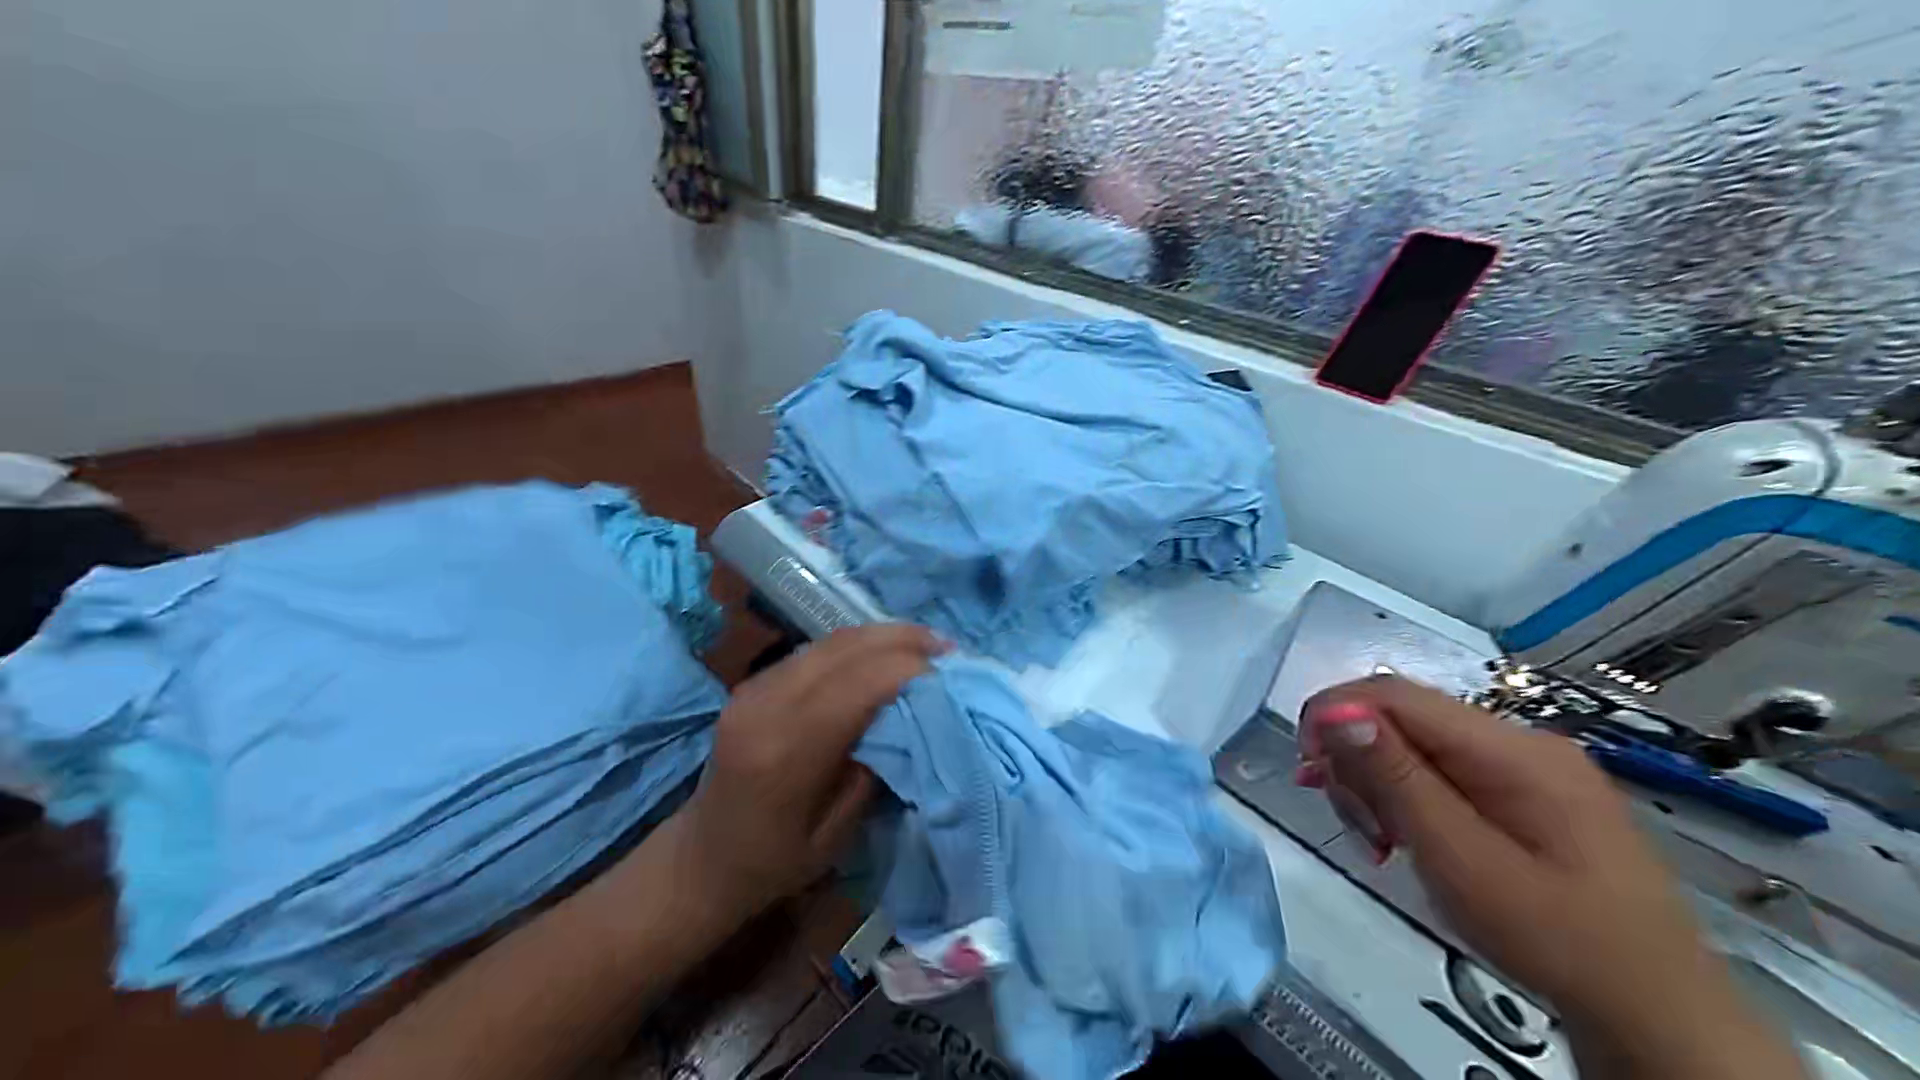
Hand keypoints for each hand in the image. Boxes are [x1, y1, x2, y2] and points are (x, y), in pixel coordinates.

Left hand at [670, 625, 945, 919]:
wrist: (700, 858)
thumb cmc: (774, 862)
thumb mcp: (839, 832)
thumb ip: (877, 766)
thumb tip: (916, 715)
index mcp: (788, 749)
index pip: (860, 683)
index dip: (910, 668)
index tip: (949, 673)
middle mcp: (767, 704)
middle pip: (845, 647)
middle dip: (903, 640)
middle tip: (947, 648)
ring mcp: (755, 687)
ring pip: (830, 640)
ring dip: (882, 636)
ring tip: (924, 646)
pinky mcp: (753, 682)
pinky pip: (815, 650)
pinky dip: (857, 646)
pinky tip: (882, 655)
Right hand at [1296, 677, 1749, 1050]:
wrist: (1656, 1016)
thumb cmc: (1555, 939)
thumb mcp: (1461, 862)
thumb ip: (1396, 780)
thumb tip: (1334, 711)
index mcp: (1512, 750)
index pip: (1395, 695)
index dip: (1335, 715)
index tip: (1307, 769)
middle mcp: (1519, 742)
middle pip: (1402, 719)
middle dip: (1357, 760)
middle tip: (1353, 824)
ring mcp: (1525, 768)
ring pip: (1414, 746)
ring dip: (1378, 784)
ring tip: (1380, 841)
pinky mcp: (1523, 794)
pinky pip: (1440, 772)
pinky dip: (1405, 797)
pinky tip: (1404, 837)